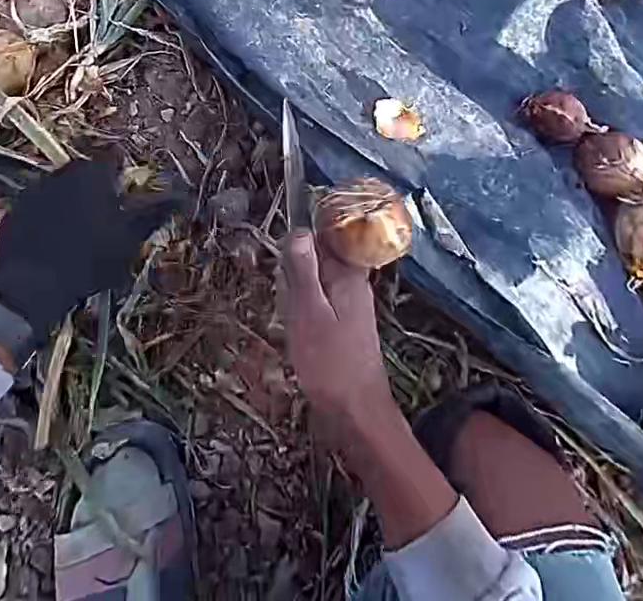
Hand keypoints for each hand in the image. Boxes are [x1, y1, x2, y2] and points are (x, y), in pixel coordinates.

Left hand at [0, 157, 176, 333]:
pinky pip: (38, 205)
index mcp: (93, 173)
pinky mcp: (14, 210)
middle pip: (86, 172)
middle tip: (105, 217)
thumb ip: (156, 211)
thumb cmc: (90, 259)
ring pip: (61, 187)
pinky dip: (47, 215)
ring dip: (72, 200)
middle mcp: (62, 172)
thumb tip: (183, 195)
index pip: (114, 160)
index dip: (123, 176)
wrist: (33, 287)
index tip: (127, 197)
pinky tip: (53, 240)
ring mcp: (34, 190)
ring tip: (78, 231)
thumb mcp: (130, 237)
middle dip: (97, 187)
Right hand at [280, 228, 457, 546]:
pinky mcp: (347, 322)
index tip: (284, 256)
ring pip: (317, 281)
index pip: (325, 235)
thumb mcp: (308, 312)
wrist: (357, 412)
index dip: (301, 239)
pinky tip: (299, 333)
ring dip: (298, 294)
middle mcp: (354, 282)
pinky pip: (321, 302)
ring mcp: (352, 303)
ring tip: (292, 320)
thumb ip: (303, 270)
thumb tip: (300, 230)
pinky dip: (305, 311)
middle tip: (288, 300)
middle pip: (319, 257)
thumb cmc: (329, 363)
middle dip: (296, 271)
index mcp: (348, 274)